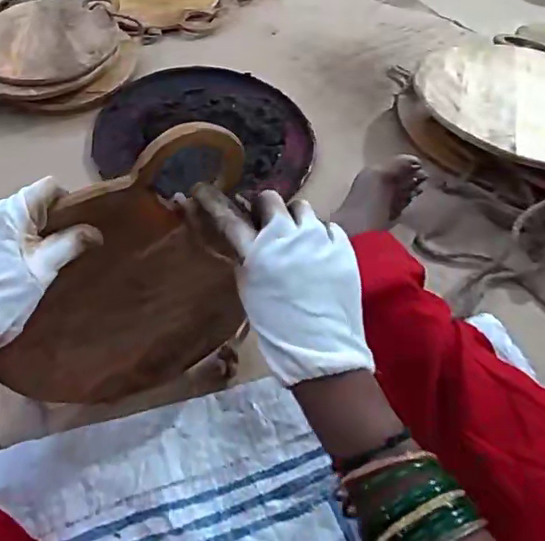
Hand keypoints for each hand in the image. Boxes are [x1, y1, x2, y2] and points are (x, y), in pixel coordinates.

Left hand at [0, 177, 102, 349]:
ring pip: (19, 218)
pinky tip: (22, 264)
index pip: (48, 186)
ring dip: (35, 232)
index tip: (77, 227)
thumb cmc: (5, 295)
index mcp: (10, 210)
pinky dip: (18, 240)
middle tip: (66, 246)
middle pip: (33, 201)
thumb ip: (71, 243)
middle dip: (53, 220)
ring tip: (46, 258)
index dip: (68, 202)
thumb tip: (96, 231)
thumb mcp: (43, 270)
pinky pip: (4, 231)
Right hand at [192, 186, 373, 384]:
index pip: (228, 216)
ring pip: (302, 207)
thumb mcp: (251, 291)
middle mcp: (285, 237)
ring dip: (296, 220)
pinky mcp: (342, 246)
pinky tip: (319, 254)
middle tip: (268, 223)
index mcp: (256, 252)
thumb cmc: (278, 328)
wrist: (324, 355)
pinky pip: (328, 226)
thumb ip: (247, 259)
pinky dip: (321, 236)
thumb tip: (245, 238)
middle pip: (271, 199)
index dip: (212, 200)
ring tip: (298, 239)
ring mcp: (317, 238)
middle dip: (266, 208)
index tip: (201, 189)